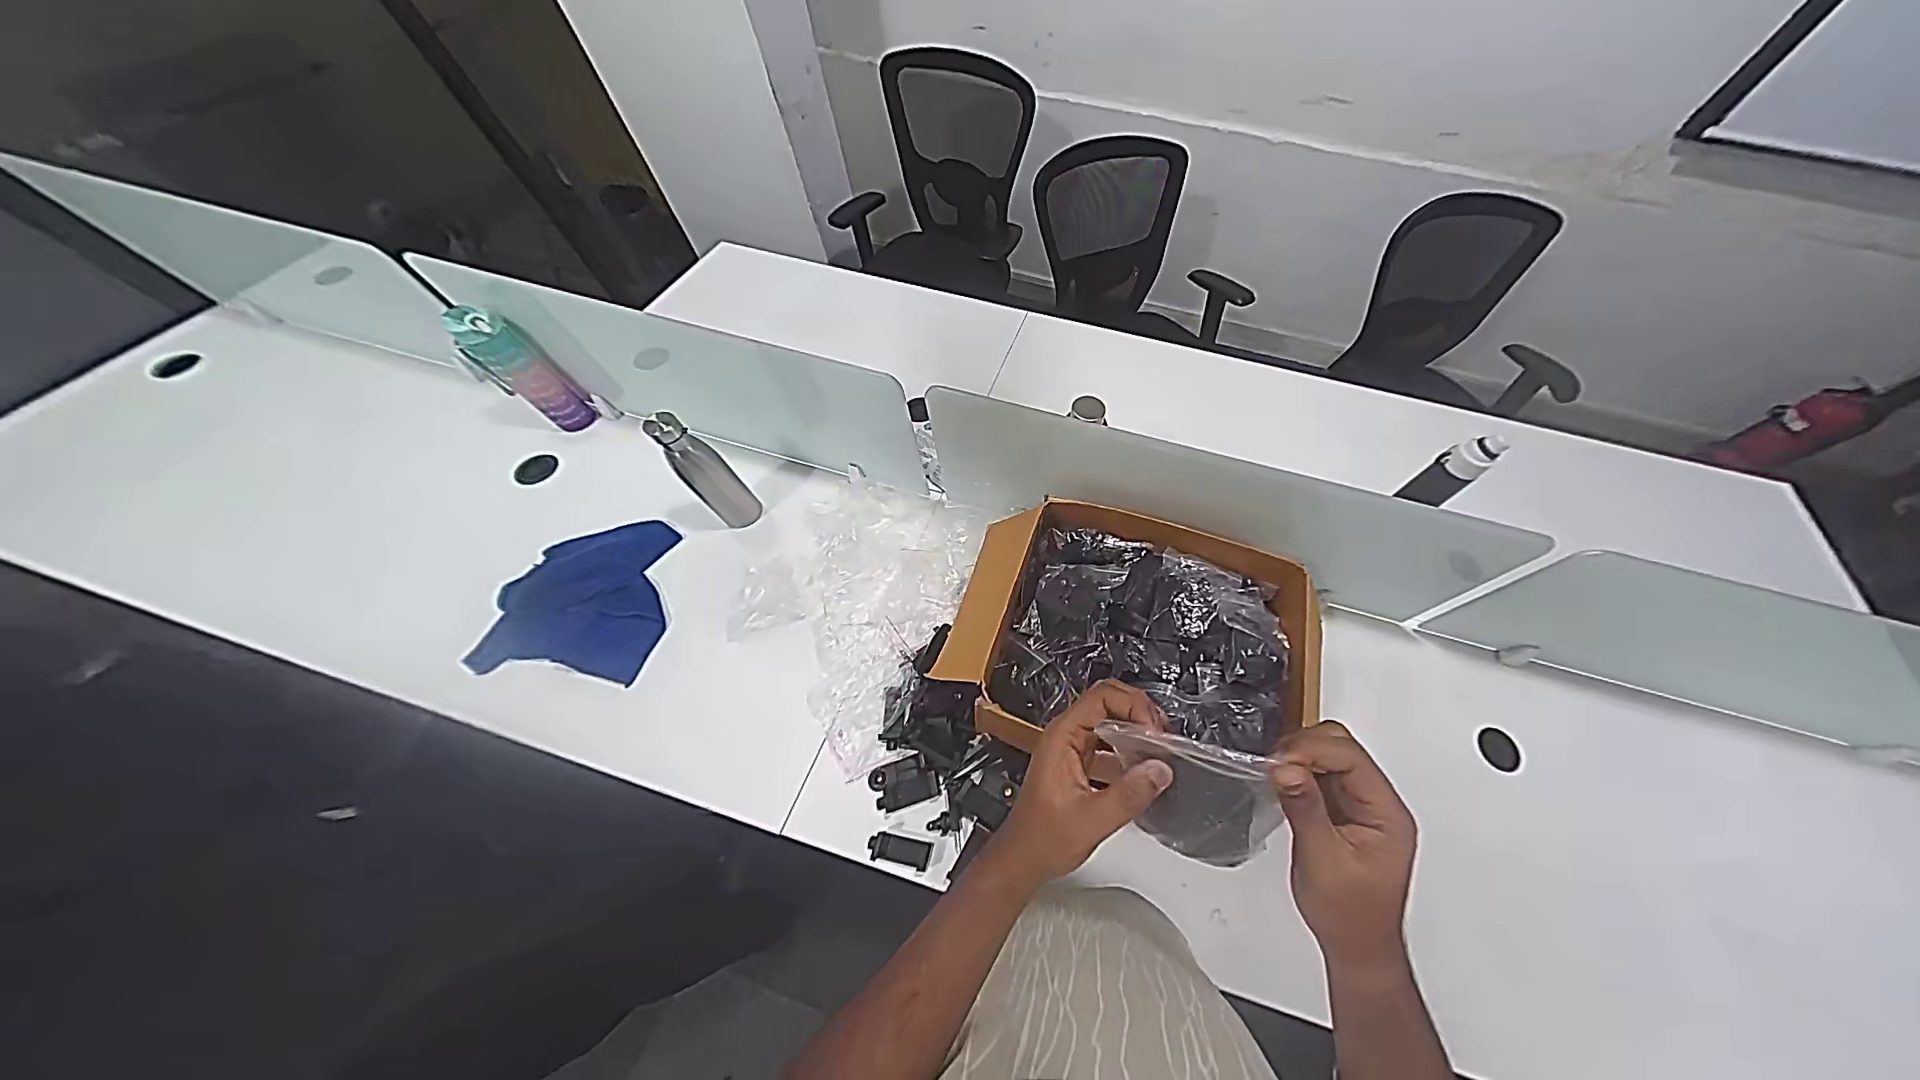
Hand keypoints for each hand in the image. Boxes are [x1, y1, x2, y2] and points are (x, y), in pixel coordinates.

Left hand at [982, 681, 1175, 889]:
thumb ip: (1128, 794)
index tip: (1154, 732)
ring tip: (1160, 752)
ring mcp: (1073, 748)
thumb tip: (1160, 770)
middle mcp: (1066, 735)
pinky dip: (1131, 751)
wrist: (1023, 858)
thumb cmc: (1042, 838)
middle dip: (1140, 713)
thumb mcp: (1090, 819)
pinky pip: (1110, 745)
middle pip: (1109, 702)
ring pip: (1111, 723)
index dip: (1133, 706)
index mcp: (1062, 736)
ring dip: (1138, 732)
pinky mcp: (1080, 763)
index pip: (1102, 696)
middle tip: (1163, 738)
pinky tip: (1146, 771)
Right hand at [1270, 721, 1416, 970]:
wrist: (1356, 945)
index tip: (1279, 761)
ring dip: (1299, 758)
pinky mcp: (1341, 809)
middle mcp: (1377, 803)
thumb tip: (1285, 768)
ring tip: (1274, 774)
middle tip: (1274, 765)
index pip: (1351, 758)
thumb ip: (1305, 808)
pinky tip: (1281, 783)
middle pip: (1343, 747)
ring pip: (1329, 755)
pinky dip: (1297, 771)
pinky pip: (1318, 774)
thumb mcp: (1322, 860)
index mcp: (1386, 814)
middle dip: (1305, 747)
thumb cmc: (1349, 914)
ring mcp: (1360, 805)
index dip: (1312, 750)